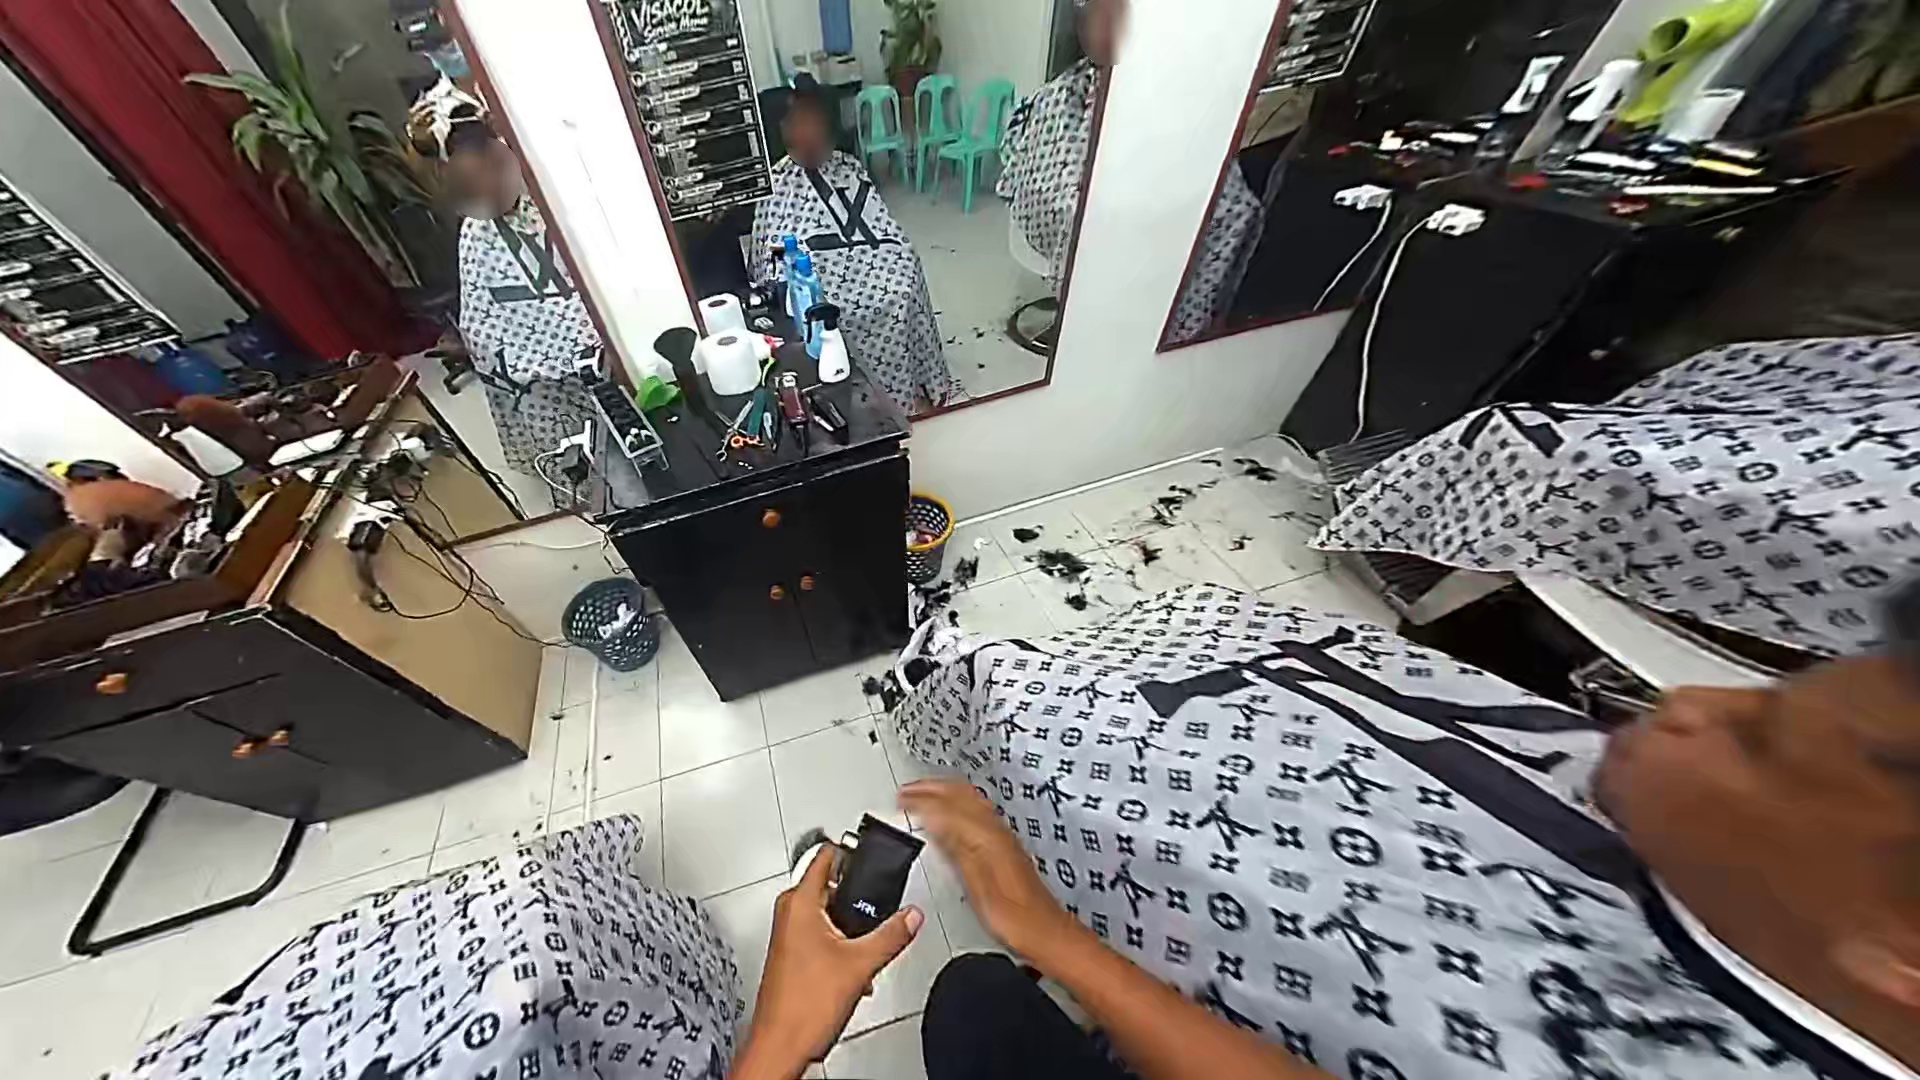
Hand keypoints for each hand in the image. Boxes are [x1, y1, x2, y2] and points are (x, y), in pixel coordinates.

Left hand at [735, 846, 922, 1076]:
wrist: (779, 1051)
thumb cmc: (802, 1007)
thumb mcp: (860, 963)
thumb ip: (891, 934)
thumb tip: (911, 915)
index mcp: (800, 902)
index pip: (826, 855)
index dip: (850, 849)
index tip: (868, 851)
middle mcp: (790, 913)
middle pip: (830, 884)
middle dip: (855, 896)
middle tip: (875, 902)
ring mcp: (788, 934)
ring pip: (827, 911)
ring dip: (849, 925)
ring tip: (866, 943)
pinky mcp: (791, 954)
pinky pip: (820, 933)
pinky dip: (839, 942)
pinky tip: (855, 966)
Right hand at [898, 778, 1075, 957]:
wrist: (1044, 930)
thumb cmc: (1014, 917)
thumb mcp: (975, 886)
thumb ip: (954, 847)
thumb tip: (932, 820)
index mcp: (986, 835)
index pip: (947, 805)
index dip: (921, 800)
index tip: (901, 799)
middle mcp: (995, 828)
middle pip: (959, 792)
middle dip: (930, 787)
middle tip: (906, 791)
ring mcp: (1001, 832)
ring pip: (968, 796)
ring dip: (943, 790)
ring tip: (922, 793)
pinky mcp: (1004, 841)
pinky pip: (975, 806)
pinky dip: (955, 800)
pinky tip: (949, 811)